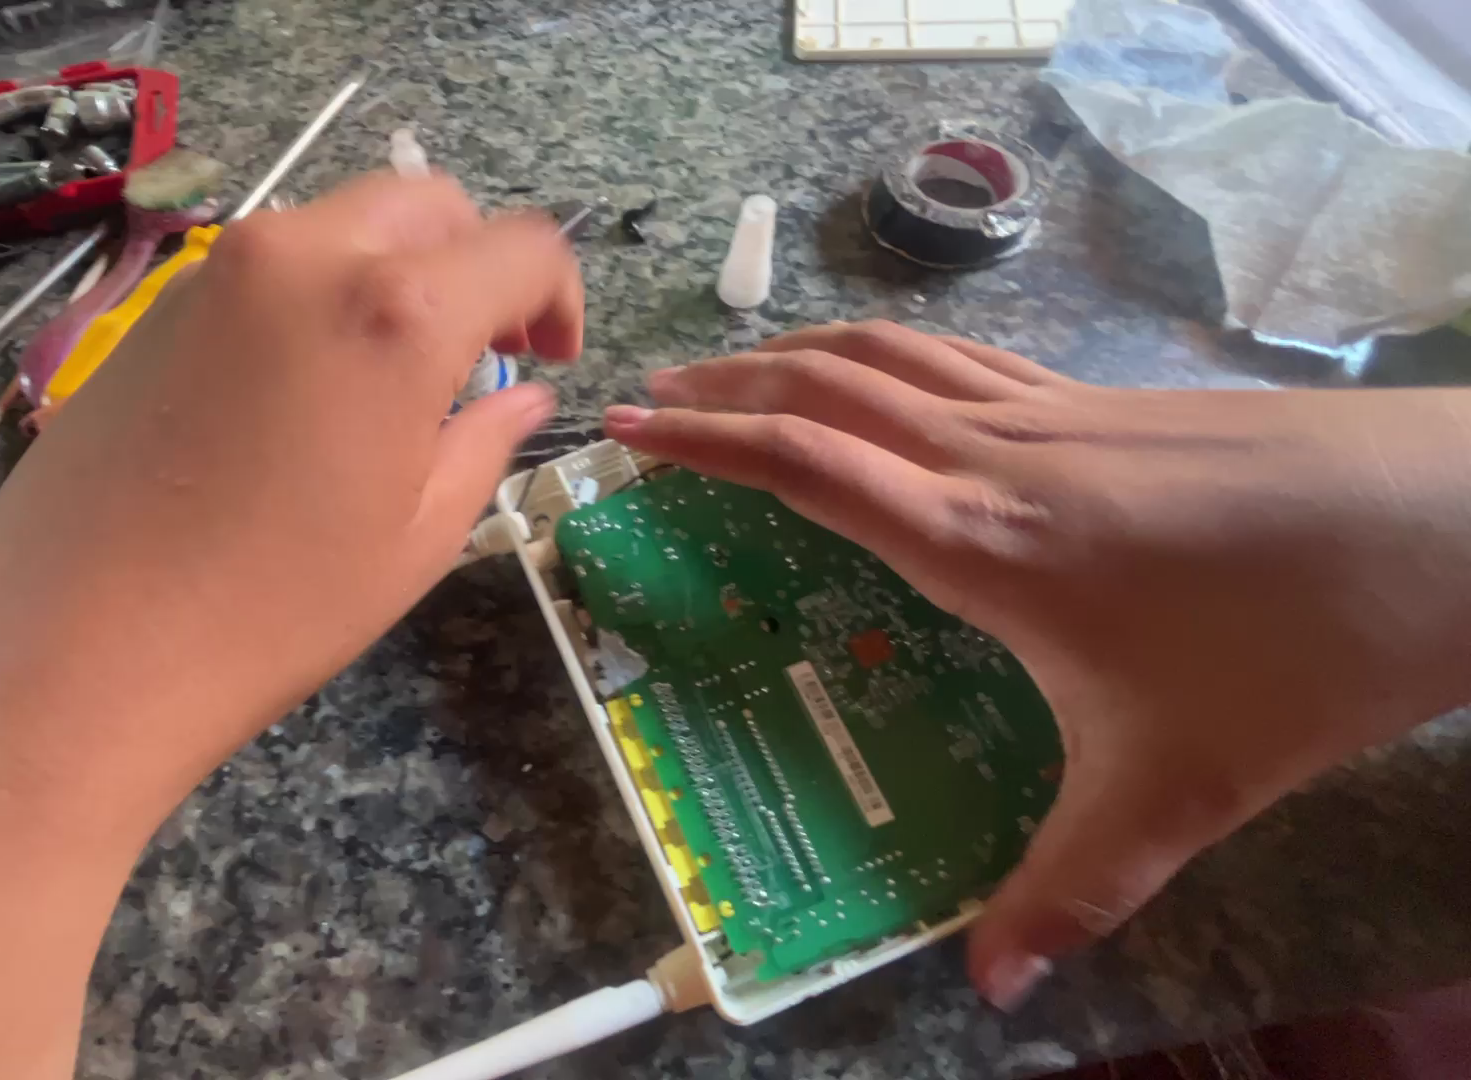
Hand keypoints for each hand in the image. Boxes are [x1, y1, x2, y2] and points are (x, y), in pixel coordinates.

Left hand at [0, 172, 581, 822]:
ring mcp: (219, 266)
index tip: (550, 358)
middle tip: (484, 356)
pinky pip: (277, 263)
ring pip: (350, 223)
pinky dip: (328, 294)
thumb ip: (486, 440)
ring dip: (403, 276)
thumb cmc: (280, 607)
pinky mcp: (159, 298)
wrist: (80, 651)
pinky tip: (312, 387)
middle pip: (432, 205)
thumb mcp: (421, 534)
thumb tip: (524, 395)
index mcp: (395, 313)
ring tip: (397, 378)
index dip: (560, 294)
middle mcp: (306, 253)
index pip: (521, 247)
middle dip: (480, 267)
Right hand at [603, 322, 1470, 1008]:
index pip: (799, 462)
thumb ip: (1069, 888)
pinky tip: (838, 369)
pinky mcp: (1064, 392)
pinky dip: (855, 348)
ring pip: (867, 354)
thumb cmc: (1300, 651)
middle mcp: (977, 454)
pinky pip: (929, 353)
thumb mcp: (1173, 788)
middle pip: (812, 391)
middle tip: (645, 402)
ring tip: (712, 373)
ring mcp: (1024, 408)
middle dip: (713, 389)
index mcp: (971, 538)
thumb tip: (995, 990)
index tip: (632, 433)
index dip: (701, 440)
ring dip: (776, 356)